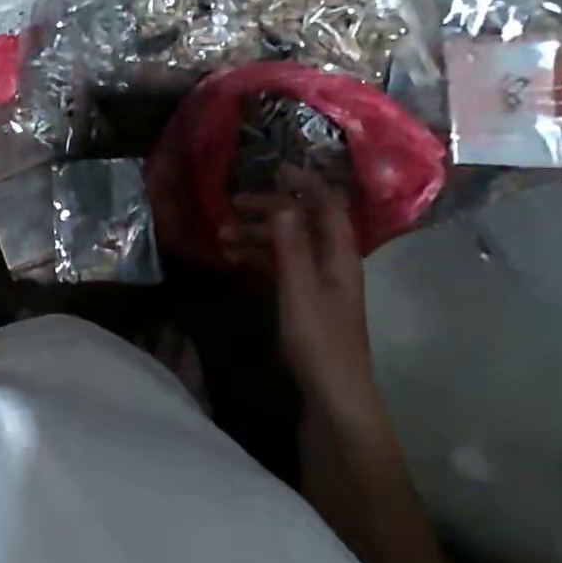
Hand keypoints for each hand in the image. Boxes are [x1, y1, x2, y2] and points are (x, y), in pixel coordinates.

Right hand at [223, 165, 373, 402]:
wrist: (333, 393)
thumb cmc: (319, 339)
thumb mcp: (300, 289)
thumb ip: (290, 245)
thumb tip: (282, 204)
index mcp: (339, 257)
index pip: (328, 207)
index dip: (307, 185)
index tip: (276, 169)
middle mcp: (332, 264)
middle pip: (303, 224)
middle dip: (270, 210)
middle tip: (233, 204)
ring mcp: (318, 283)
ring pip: (287, 245)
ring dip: (258, 235)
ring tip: (221, 237)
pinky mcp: (304, 301)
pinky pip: (280, 267)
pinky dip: (258, 258)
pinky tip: (233, 260)